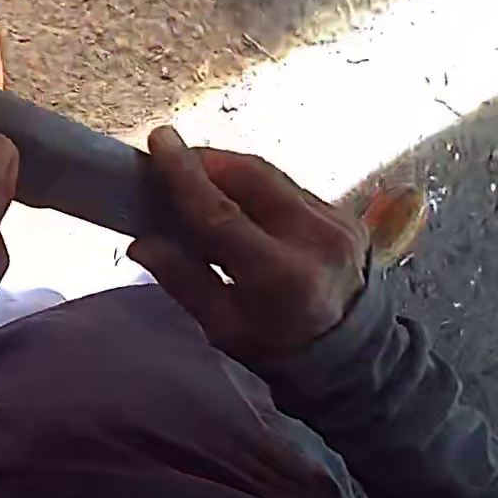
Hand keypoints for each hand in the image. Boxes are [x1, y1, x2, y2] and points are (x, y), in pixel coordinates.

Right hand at [128, 126, 367, 358]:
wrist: (355, 357)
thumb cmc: (279, 351)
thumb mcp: (224, 328)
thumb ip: (184, 280)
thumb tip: (142, 242)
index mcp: (280, 276)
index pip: (222, 212)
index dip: (186, 175)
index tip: (160, 141)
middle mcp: (314, 239)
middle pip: (251, 176)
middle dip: (208, 161)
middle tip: (174, 161)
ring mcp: (337, 223)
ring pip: (273, 175)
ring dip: (231, 169)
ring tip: (201, 176)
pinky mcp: (346, 216)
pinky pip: (291, 187)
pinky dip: (258, 185)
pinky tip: (239, 197)